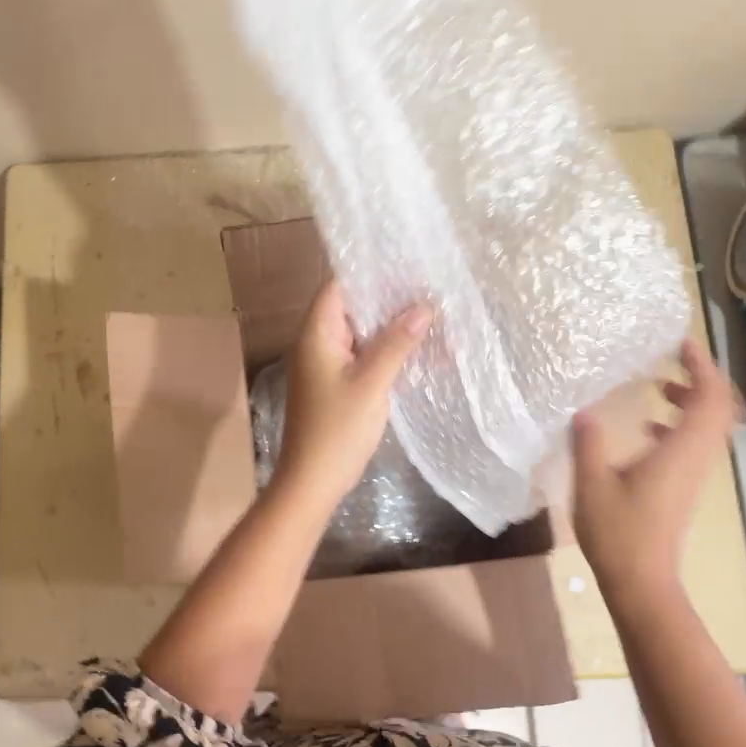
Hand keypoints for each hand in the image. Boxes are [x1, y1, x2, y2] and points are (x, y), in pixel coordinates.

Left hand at [275, 282, 432, 509]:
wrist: (312, 481)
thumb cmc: (337, 429)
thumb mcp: (371, 382)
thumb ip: (396, 343)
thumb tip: (423, 307)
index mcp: (316, 334)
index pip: (338, 286)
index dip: (370, 273)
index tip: (407, 265)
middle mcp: (316, 344)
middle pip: (352, 308)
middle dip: (388, 299)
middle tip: (430, 288)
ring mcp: (325, 366)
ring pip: (361, 334)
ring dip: (391, 327)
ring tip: (432, 315)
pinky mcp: (336, 386)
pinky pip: (362, 357)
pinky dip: (386, 352)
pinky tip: (417, 350)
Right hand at [572, 339, 741, 591]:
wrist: (641, 580)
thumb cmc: (618, 532)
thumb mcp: (591, 484)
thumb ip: (588, 443)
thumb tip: (583, 410)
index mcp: (681, 450)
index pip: (709, 397)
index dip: (702, 365)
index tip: (680, 344)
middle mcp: (696, 457)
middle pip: (718, 408)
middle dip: (699, 379)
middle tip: (670, 362)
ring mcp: (694, 474)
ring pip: (708, 426)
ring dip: (690, 402)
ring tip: (657, 389)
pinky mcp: (684, 488)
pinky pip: (695, 444)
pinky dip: (679, 426)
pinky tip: (646, 431)